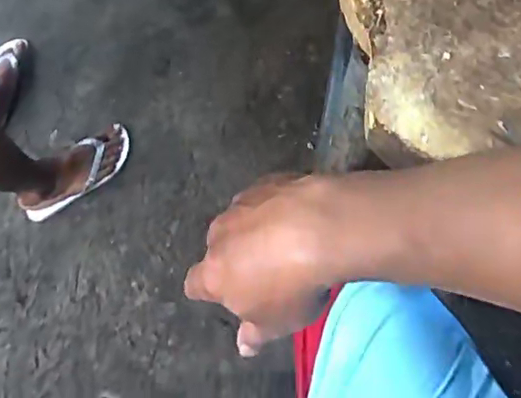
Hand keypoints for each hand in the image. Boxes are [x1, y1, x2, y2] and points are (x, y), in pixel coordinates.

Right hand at [185, 174, 346, 356]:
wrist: (324, 224)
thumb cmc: (295, 286)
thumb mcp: (277, 324)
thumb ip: (254, 333)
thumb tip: (244, 342)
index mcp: (215, 273)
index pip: (196, 283)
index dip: (210, 289)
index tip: (231, 293)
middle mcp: (222, 231)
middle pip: (219, 244)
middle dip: (235, 253)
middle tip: (264, 267)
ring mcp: (246, 199)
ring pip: (242, 216)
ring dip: (255, 225)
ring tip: (286, 237)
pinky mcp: (272, 178)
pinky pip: (267, 194)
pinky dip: (277, 203)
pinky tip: (298, 211)